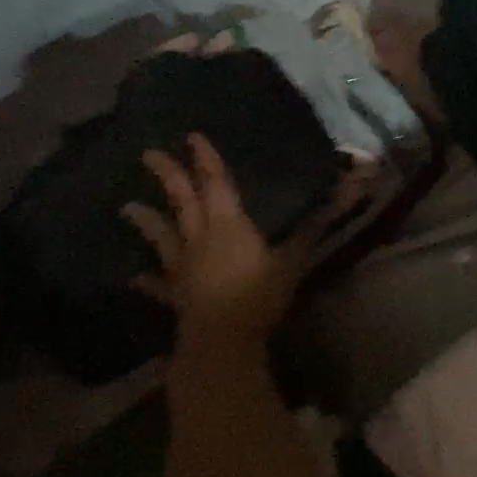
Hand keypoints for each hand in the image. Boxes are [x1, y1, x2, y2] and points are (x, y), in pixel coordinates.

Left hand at [123, 134, 310, 343]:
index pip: (216, 184)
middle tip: (150, 154)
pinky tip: (136, 276)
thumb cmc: (260, 293)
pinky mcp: (175, 293)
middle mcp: (199, 239)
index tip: (193, 137)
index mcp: (228, 225)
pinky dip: (147, 277)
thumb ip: (314, 225)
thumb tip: (349, 192)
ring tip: (127, 206)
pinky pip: (158, 282)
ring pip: (162, 237)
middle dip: (170, 176)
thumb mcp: (294, 257)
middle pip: (183, 202)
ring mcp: (181, 267)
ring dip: (147, 221)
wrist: (221, 340)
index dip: (206, 160)